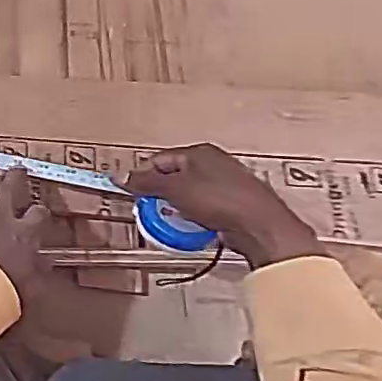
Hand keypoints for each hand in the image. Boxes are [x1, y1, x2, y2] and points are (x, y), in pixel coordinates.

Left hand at [0, 168, 69, 302]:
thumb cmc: (6, 284)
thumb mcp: (32, 278)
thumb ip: (39, 266)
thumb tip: (45, 263)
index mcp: (25, 230)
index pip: (39, 212)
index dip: (41, 212)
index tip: (40, 213)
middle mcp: (2, 217)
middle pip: (10, 187)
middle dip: (16, 176)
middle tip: (19, 169)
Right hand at [122, 144, 324, 267]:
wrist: (261, 227)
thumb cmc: (217, 200)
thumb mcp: (172, 190)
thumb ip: (144, 182)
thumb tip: (120, 177)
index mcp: (199, 153)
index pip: (158, 160)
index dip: (143, 177)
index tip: (135, 194)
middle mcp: (215, 162)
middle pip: (173, 175)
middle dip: (160, 192)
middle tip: (152, 207)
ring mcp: (228, 181)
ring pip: (189, 191)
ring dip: (176, 205)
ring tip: (174, 218)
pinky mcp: (237, 200)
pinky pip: (205, 204)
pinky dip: (194, 213)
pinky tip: (194, 223)